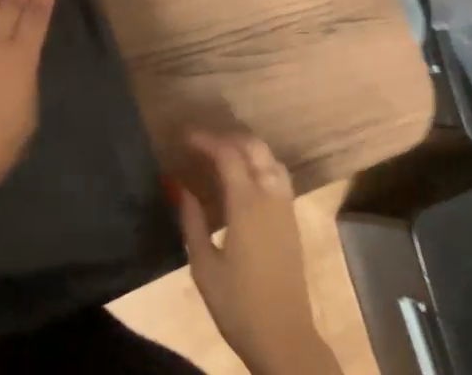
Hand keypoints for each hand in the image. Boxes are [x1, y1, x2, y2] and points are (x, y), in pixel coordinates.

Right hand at [176, 131, 339, 374]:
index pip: (228, 154)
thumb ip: (191, 220)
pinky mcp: (292, 220)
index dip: (205, 139)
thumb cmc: (237, 304)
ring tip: (220, 154)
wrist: (283, 335)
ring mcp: (286, 207)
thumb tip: (178, 186)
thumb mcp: (203, 265)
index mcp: (247, 204)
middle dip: (227, 137)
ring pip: (271, 159)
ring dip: (247, 148)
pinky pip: (278, 176)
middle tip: (200, 142)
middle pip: (254, 148)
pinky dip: (260, 163)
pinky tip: (242, 177)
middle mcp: (271, 197)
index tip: (183, 136)